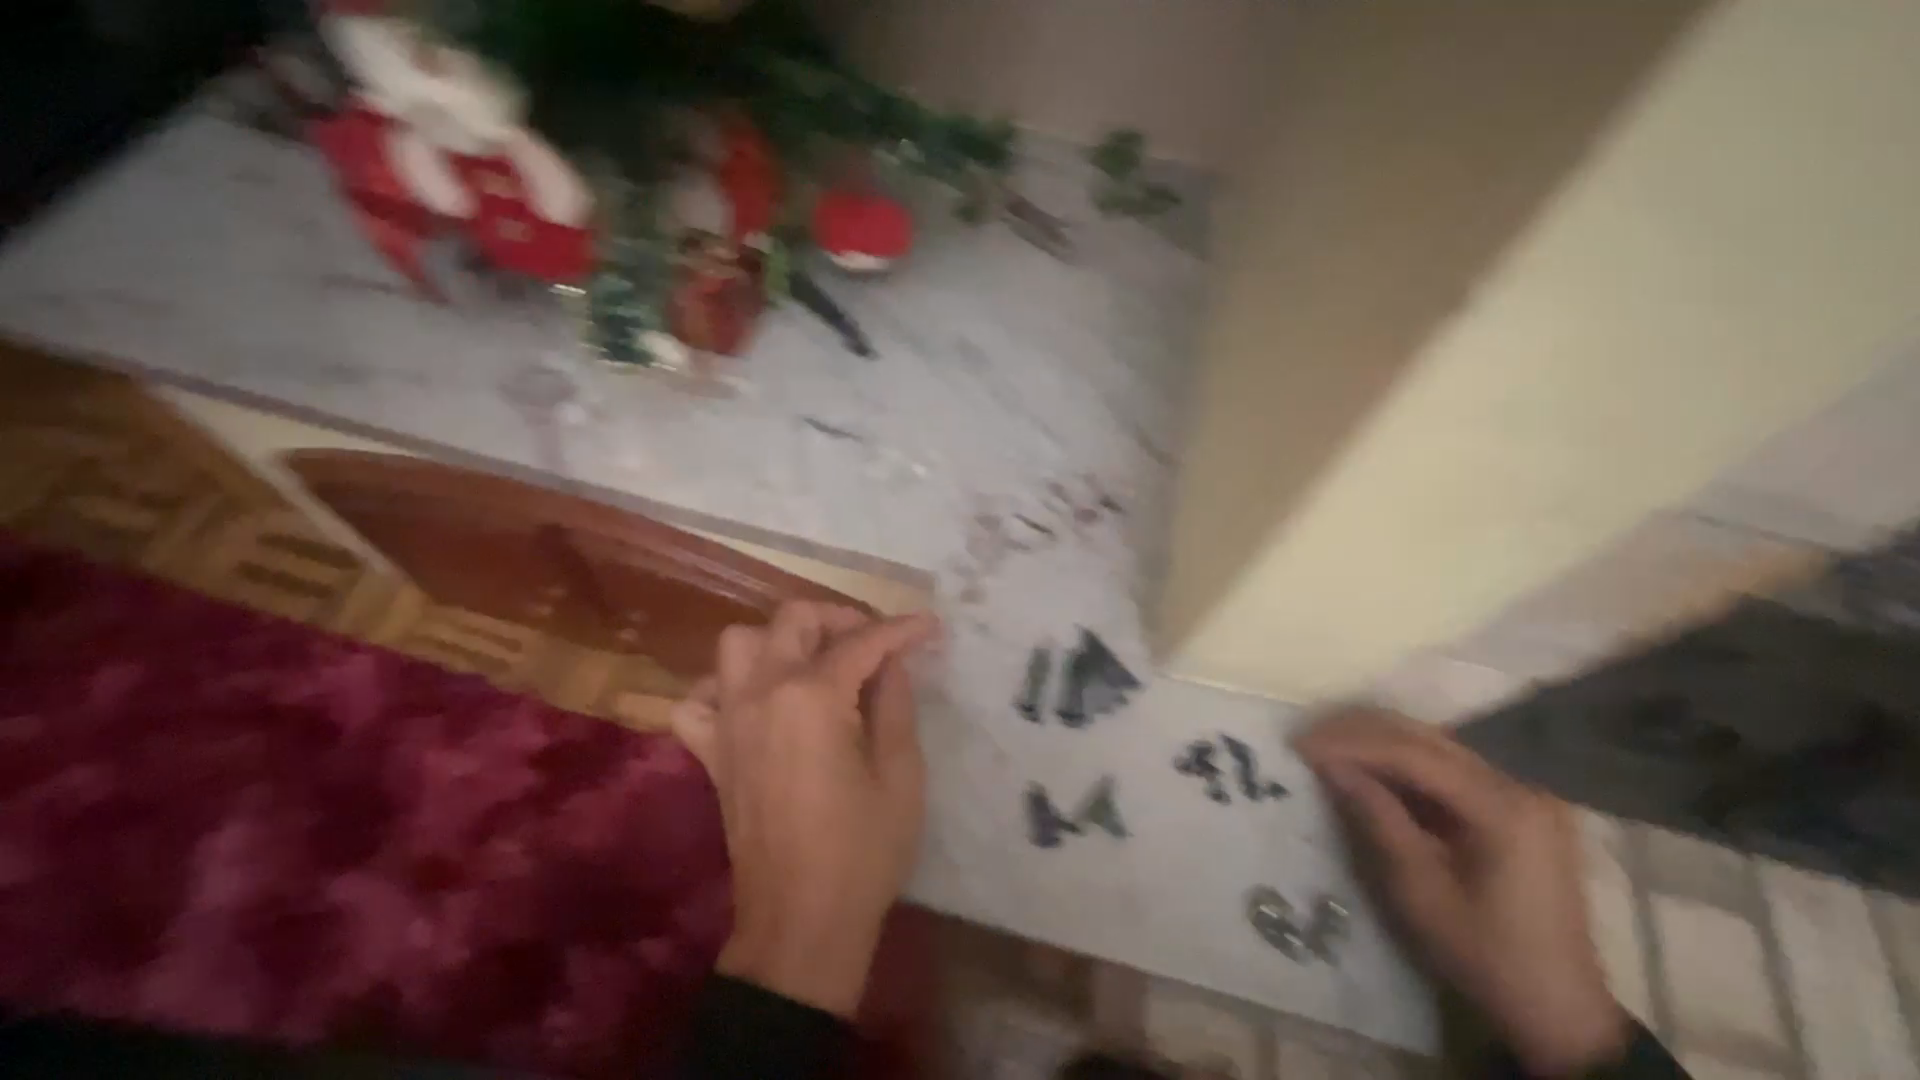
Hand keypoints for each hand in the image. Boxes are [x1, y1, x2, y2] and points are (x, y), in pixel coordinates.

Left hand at [671, 602, 939, 1016]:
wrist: (802, 922)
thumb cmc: (863, 851)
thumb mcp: (901, 774)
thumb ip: (896, 704)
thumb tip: (890, 662)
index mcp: (812, 696)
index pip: (862, 642)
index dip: (901, 629)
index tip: (929, 627)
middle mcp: (761, 693)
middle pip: (793, 620)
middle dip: (840, 618)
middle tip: (875, 642)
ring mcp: (728, 721)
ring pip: (738, 644)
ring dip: (779, 641)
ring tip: (815, 663)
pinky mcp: (710, 753)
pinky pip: (699, 700)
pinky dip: (724, 688)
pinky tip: (756, 703)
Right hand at [1296, 710, 1628, 1076]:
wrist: (1557, 1008)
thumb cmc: (1484, 955)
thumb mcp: (1420, 891)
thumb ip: (1377, 818)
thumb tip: (1331, 766)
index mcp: (1504, 807)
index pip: (1414, 753)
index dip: (1353, 743)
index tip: (1302, 745)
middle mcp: (1518, 785)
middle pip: (1428, 739)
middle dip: (1363, 733)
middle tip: (1307, 738)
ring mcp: (1522, 794)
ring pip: (1438, 747)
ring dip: (1381, 744)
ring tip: (1328, 748)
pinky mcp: (1516, 808)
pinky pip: (1451, 770)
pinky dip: (1405, 765)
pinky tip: (1369, 769)